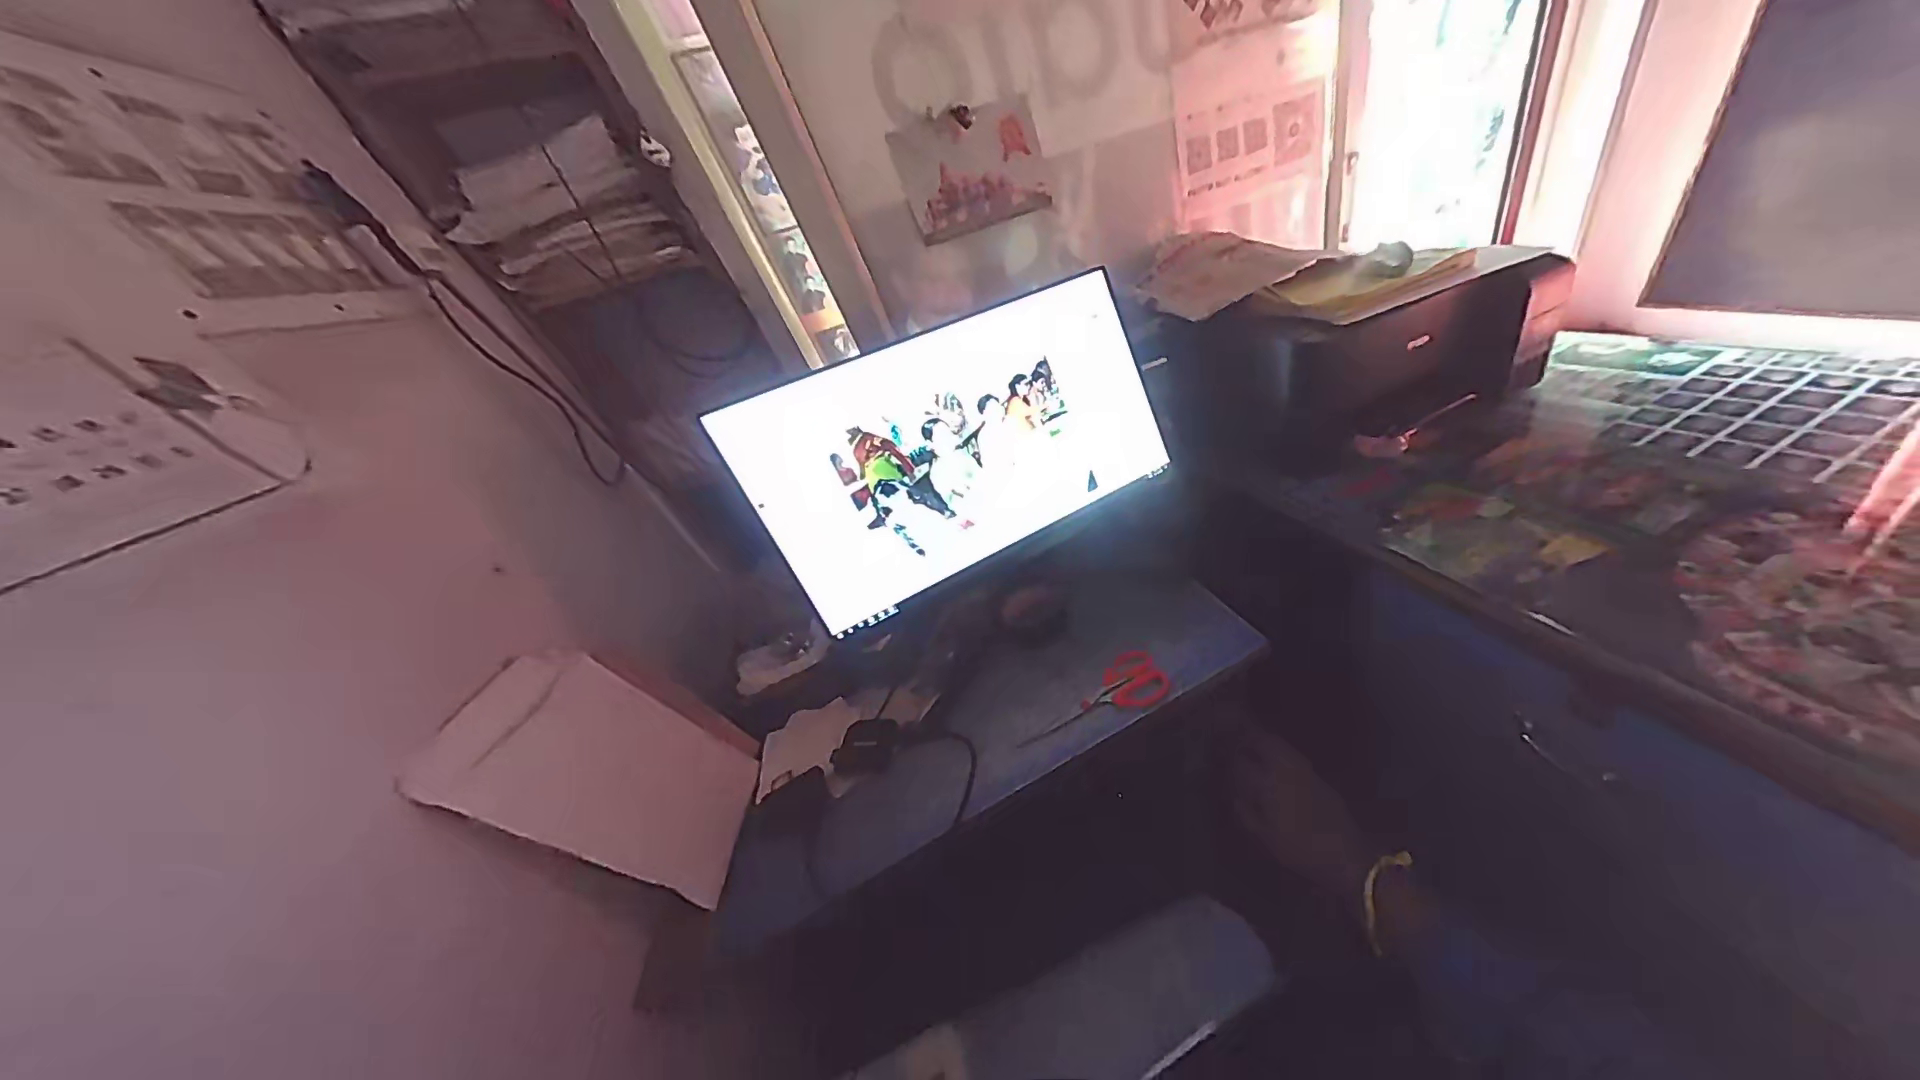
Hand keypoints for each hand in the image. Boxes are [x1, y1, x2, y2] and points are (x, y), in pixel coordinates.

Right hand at [1231, 726, 1378, 903]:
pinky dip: (1278, 753)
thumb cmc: (1299, 850)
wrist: (1347, 858)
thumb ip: (1244, 810)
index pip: (1239, 759)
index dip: (1224, 754)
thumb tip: (1233, 793)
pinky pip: (1292, 756)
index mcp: (1266, 782)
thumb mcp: (1263, 835)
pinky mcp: (1318, 777)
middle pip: (1261, 739)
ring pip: (1278, 744)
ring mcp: (1304, 769)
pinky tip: (1274, 764)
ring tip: (1249, 746)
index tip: (1214, 753)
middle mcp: (1284, 768)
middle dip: (1244, 735)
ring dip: (1262, 741)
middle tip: (1231, 737)